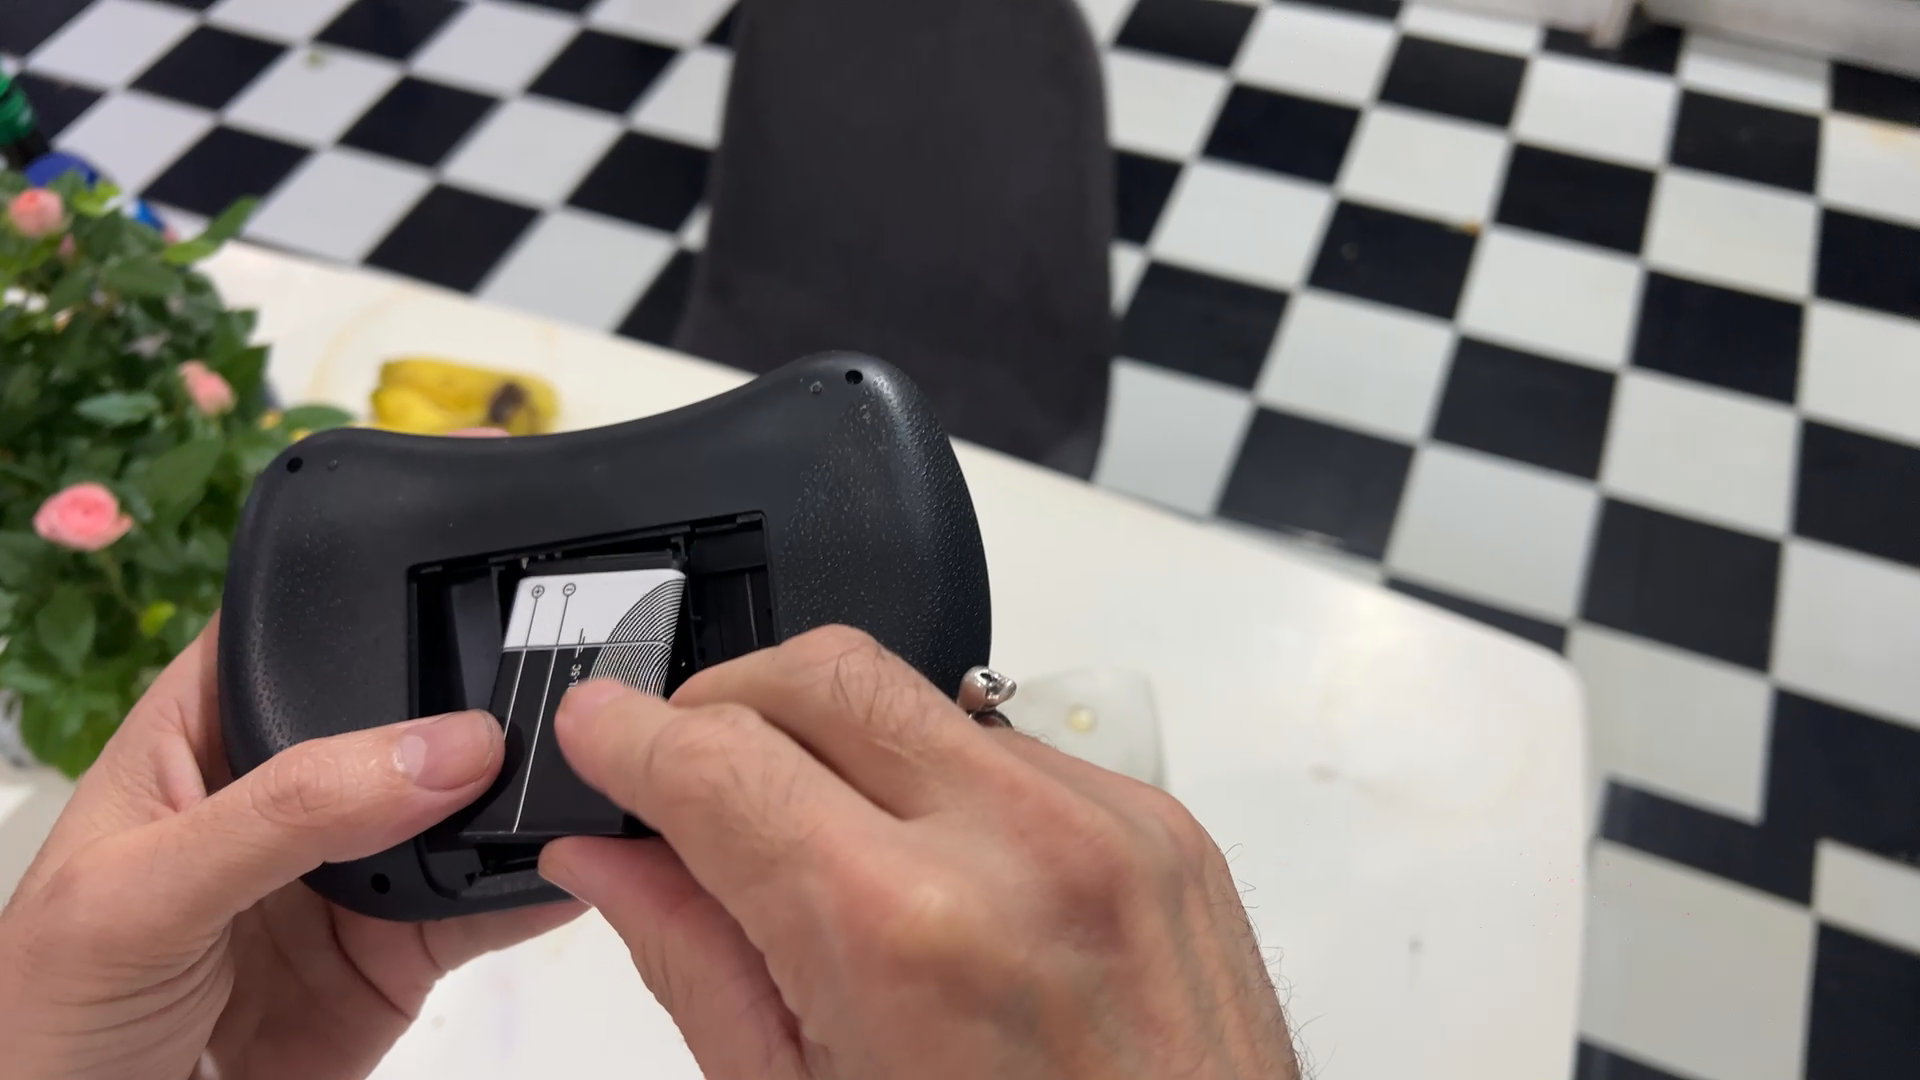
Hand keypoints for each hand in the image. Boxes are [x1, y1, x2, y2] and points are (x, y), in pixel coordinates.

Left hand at [0, 619, 582, 1079]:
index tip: (505, 590)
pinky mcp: (424, 926)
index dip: (400, 600)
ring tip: (605, 769)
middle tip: (580, 694)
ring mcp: (379, 854)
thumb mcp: (136, 899)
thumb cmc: (48, 1030)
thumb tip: (463, 745)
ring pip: (482, 799)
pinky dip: (550, 873)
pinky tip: (601, 849)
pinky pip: (504, 887)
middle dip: (504, 700)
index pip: (318, 633)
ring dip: (539, 791)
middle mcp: (318, 779)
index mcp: (223, 730)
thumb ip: (292, 811)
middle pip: (431, 711)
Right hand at [540, 626, 1297, 1078]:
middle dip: (736, 692)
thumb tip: (612, 856)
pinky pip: (1005, 746)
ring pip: (915, 697)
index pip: (727, 764)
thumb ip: (699, 962)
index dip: (637, 734)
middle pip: (830, 670)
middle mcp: (1020, 842)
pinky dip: (939, 777)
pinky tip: (940, 856)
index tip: (601, 724)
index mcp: (911, 936)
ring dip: (842, 739)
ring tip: (827, 828)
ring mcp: (1105, 814)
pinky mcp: (1154, 813)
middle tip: (698, 754)